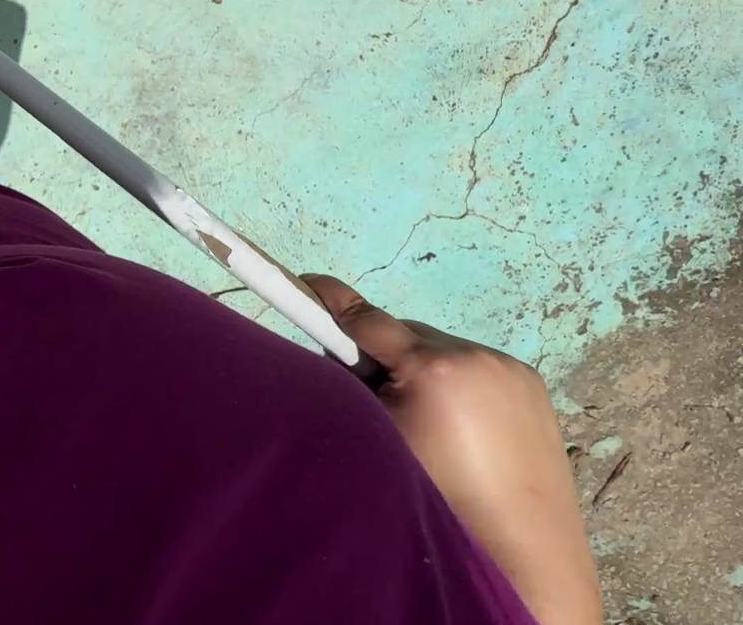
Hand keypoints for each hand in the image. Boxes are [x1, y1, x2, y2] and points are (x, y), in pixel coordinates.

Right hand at [303, 275, 600, 624]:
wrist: (519, 551)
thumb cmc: (430, 489)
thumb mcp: (371, 429)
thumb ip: (347, 379)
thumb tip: (332, 350)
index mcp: (437, 366)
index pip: (366, 318)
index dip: (328, 301)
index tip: (301, 283)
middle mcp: (481, 357)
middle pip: (401, 331)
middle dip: (379, 352)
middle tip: (370, 394)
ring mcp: (514, 371)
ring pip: (434, 346)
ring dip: (414, 365)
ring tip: (417, 416)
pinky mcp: (533, 388)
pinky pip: (468, 364)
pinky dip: (449, 379)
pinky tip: (452, 421)